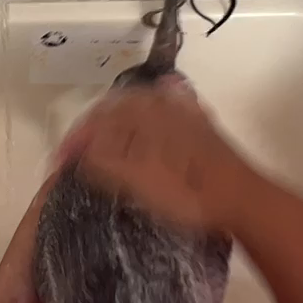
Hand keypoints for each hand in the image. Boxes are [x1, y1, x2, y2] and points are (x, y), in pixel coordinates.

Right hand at [61, 78, 258, 233]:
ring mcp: (183, 112)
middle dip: (93, 128)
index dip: (75, 138)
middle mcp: (161, 104)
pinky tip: (149, 127)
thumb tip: (78, 149)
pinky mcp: (200, 125)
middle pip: (115, 108)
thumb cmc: (188, 192)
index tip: (60, 160)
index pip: (96, 118)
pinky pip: (165, 112)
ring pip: (139, 108)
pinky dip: (147, 119)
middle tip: (77, 151)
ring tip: (104, 142)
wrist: (242, 199)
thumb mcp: (137, 182)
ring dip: (117, 123)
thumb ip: (104, 161)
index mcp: (143, 113)